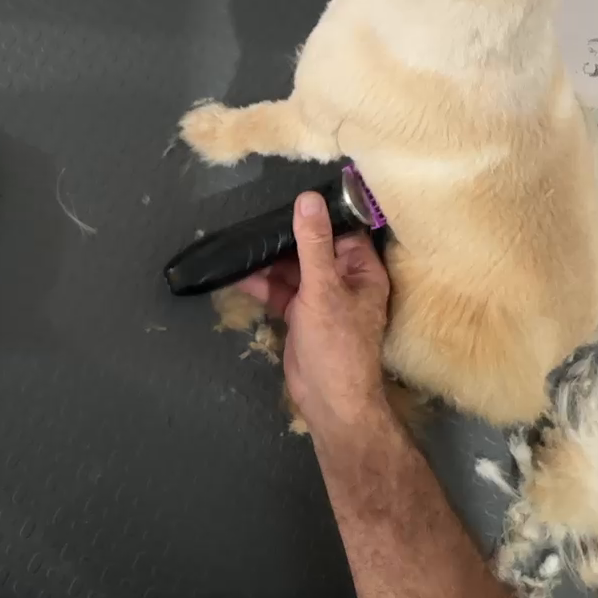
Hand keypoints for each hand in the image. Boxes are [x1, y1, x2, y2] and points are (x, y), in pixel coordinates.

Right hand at [233, 193, 391, 432]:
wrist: (330, 404)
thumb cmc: (337, 344)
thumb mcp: (323, 287)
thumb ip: (312, 243)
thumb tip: (307, 198)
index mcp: (361, 270)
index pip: (341, 230)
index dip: (318, 213)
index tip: (290, 194)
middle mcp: (343, 280)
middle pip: (311, 247)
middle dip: (285, 236)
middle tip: (253, 217)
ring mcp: (320, 298)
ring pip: (292, 269)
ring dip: (268, 260)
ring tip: (240, 242)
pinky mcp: (300, 314)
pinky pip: (279, 290)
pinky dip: (260, 283)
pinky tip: (236, 272)